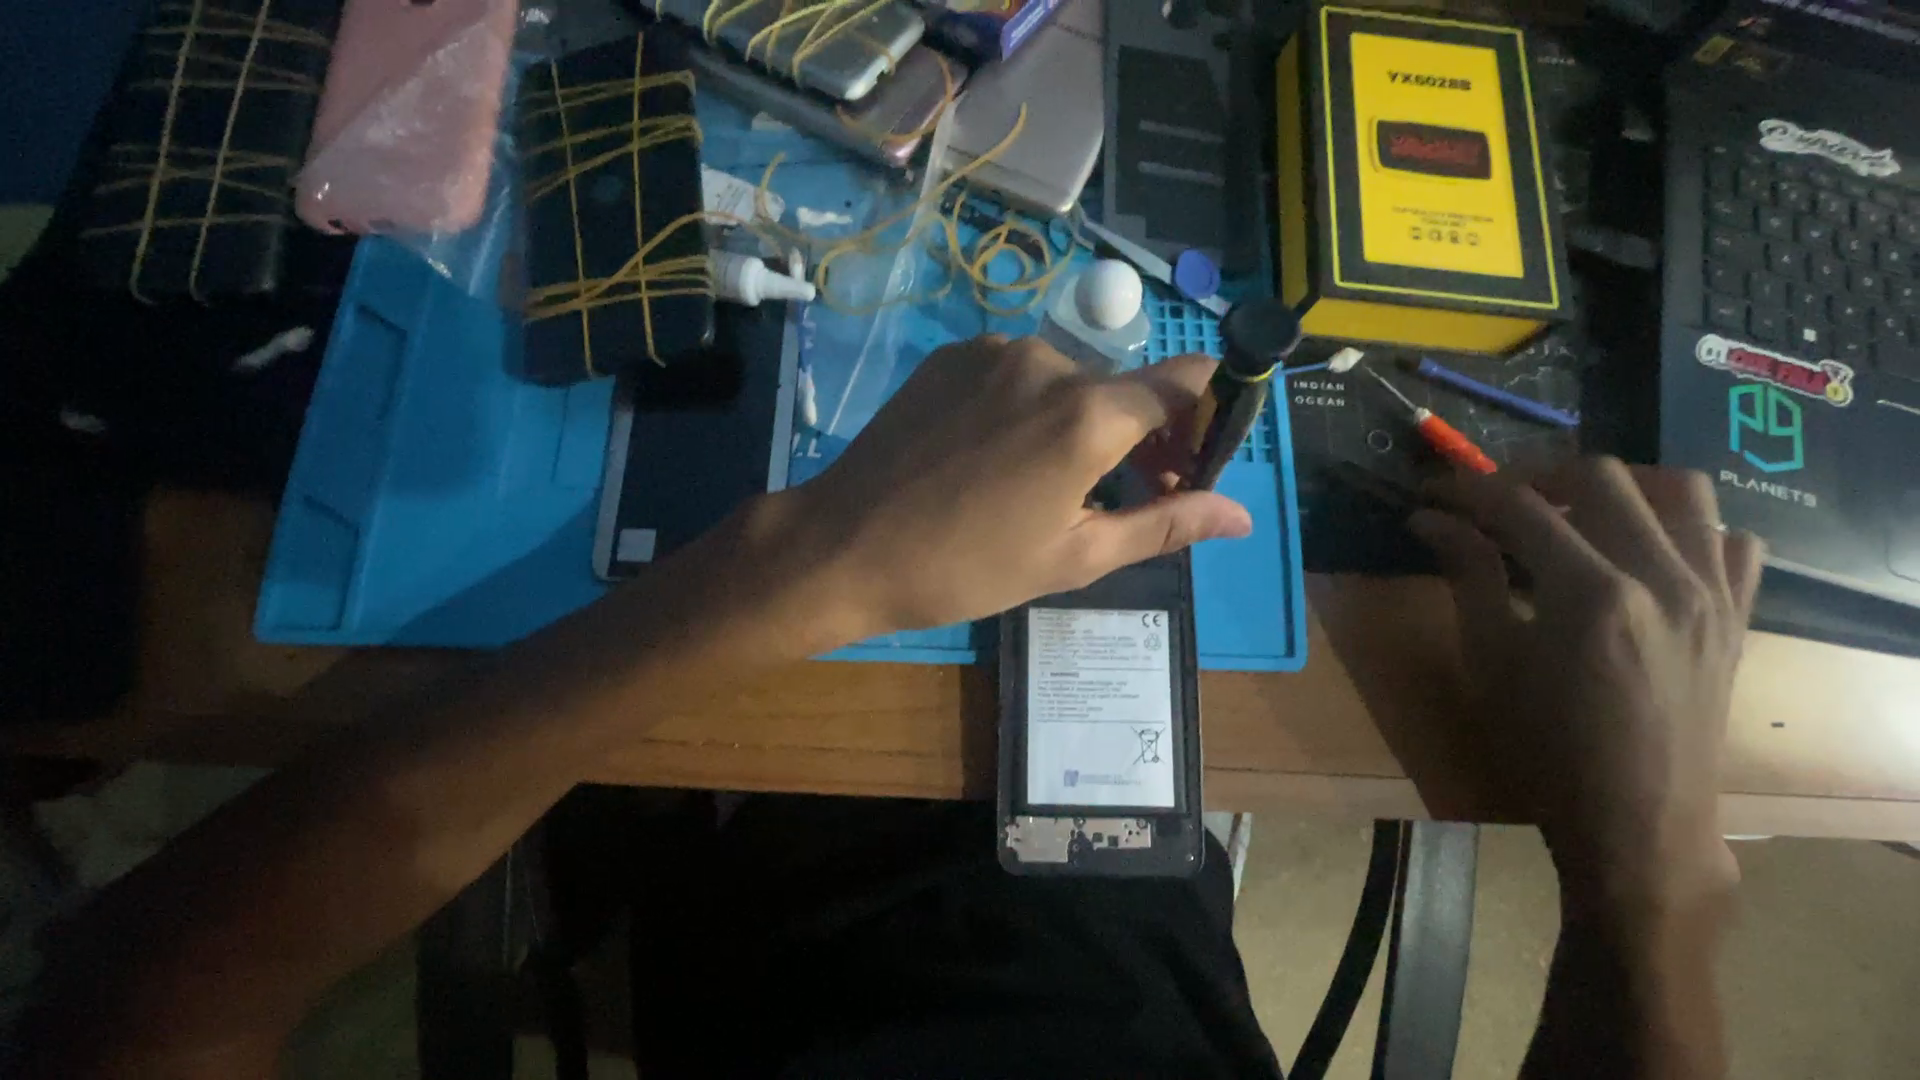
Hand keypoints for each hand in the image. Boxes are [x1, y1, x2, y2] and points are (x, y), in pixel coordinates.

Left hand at [780, 335, 1250, 637]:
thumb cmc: (967, 566)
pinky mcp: (954, 355)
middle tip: (1126, 496)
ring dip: (1085, 422)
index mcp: (1090, 413)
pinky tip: (1001, 456)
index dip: (1208, 417)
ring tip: (1052, 484)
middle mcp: (1051, 361)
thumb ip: (1164, 524)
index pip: (1187, 381)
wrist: (846, 544)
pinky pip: (1019, 373)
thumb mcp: (1075, 557)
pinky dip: (1033, 406)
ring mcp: (996, 350)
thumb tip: (1240, 515)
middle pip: (1127, 386)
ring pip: (1072, 380)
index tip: (1192, 464)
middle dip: (1145, 435)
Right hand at [1408, 459, 1763, 908]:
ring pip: (1681, 490)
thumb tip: (1430, 519)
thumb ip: (1466, 574)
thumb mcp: (1489, 657)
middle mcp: (1663, 577)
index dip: (1466, 489)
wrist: (1636, 817)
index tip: (1430, 492)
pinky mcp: (1738, 614)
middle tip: (1490, 499)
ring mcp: (1713, 593)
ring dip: (1616, 485)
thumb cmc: (1543, 743)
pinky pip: (1730, 539)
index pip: (1520, 506)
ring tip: (1570, 510)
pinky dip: (1685, 527)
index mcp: (1590, 594)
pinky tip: (1642, 550)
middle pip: (1600, 476)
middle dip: (1533, 474)